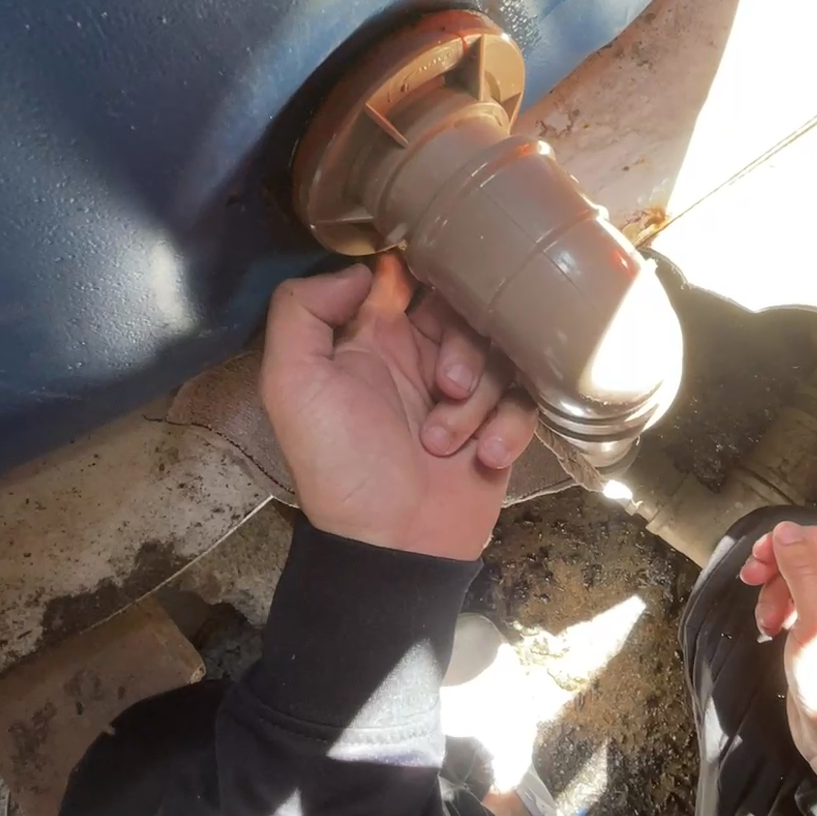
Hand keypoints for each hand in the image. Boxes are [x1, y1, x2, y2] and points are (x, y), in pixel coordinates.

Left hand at [260, 255, 538, 558]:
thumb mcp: (293, 383)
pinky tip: (485, 456)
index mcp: (374, 337)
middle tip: (446, 386)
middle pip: (464, 311)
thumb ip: (302, 311)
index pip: (406, 276)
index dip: (423, 274)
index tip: (435, 287)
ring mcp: (464, 391)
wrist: (390, 545)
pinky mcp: (499, 423)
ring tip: (445, 442)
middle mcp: (421, 356)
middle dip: (461, 346)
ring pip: (497, 354)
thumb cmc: (341, 463)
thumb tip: (362, 270)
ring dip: (476, 398)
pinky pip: (524, 399)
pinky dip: (507, 426)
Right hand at [740, 521, 816, 783]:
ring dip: (775, 591)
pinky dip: (779, 609)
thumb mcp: (815, 621)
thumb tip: (786, 529)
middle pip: (813, 557)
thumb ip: (802, 570)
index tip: (758, 557)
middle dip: (778, 566)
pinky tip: (769, 628)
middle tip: (749, 578)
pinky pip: (800, 604)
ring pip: (801, 579)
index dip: (792, 541)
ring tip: (764, 619)